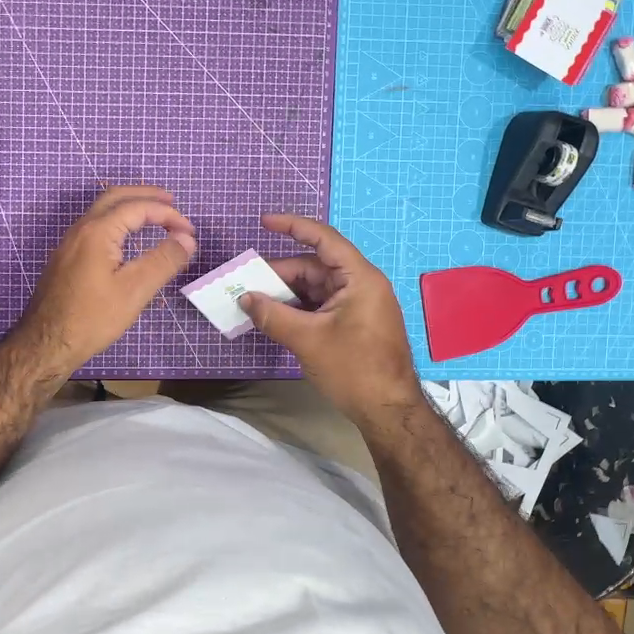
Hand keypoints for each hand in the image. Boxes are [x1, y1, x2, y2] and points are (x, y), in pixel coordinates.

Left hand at [9, 186, 197, 378]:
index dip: (167, 214)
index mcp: (97, 231)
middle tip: (171, 201)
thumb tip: (187, 238)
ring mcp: (69, 244)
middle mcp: (80, 230)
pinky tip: (125, 240)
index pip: (137, 207)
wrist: (45, 343)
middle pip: (114, 197)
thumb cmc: (91, 318)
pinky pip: (94, 228)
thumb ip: (163, 260)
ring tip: (152, 216)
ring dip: (129, 208)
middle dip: (145, 196)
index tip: (189, 231)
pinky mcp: (65, 259)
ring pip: (101, 212)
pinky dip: (116, 222)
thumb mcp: (134, 290)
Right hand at [238, 213, 422, 419]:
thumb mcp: (307, 340)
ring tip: (254, 302)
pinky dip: (297, 308)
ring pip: (315, 287)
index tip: (264, 222)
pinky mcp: (353, 323)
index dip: (293, 226)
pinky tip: (274, 316)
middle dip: (280, 273)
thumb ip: (272, 315)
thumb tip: (245, 298)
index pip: (324, 239)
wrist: (388, 411)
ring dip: (286, 293)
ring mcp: (358, 305)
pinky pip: (320, 305)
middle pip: (315, 266)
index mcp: (360, 279)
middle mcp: (361, 285)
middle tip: (246, 283)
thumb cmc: (354, 369)